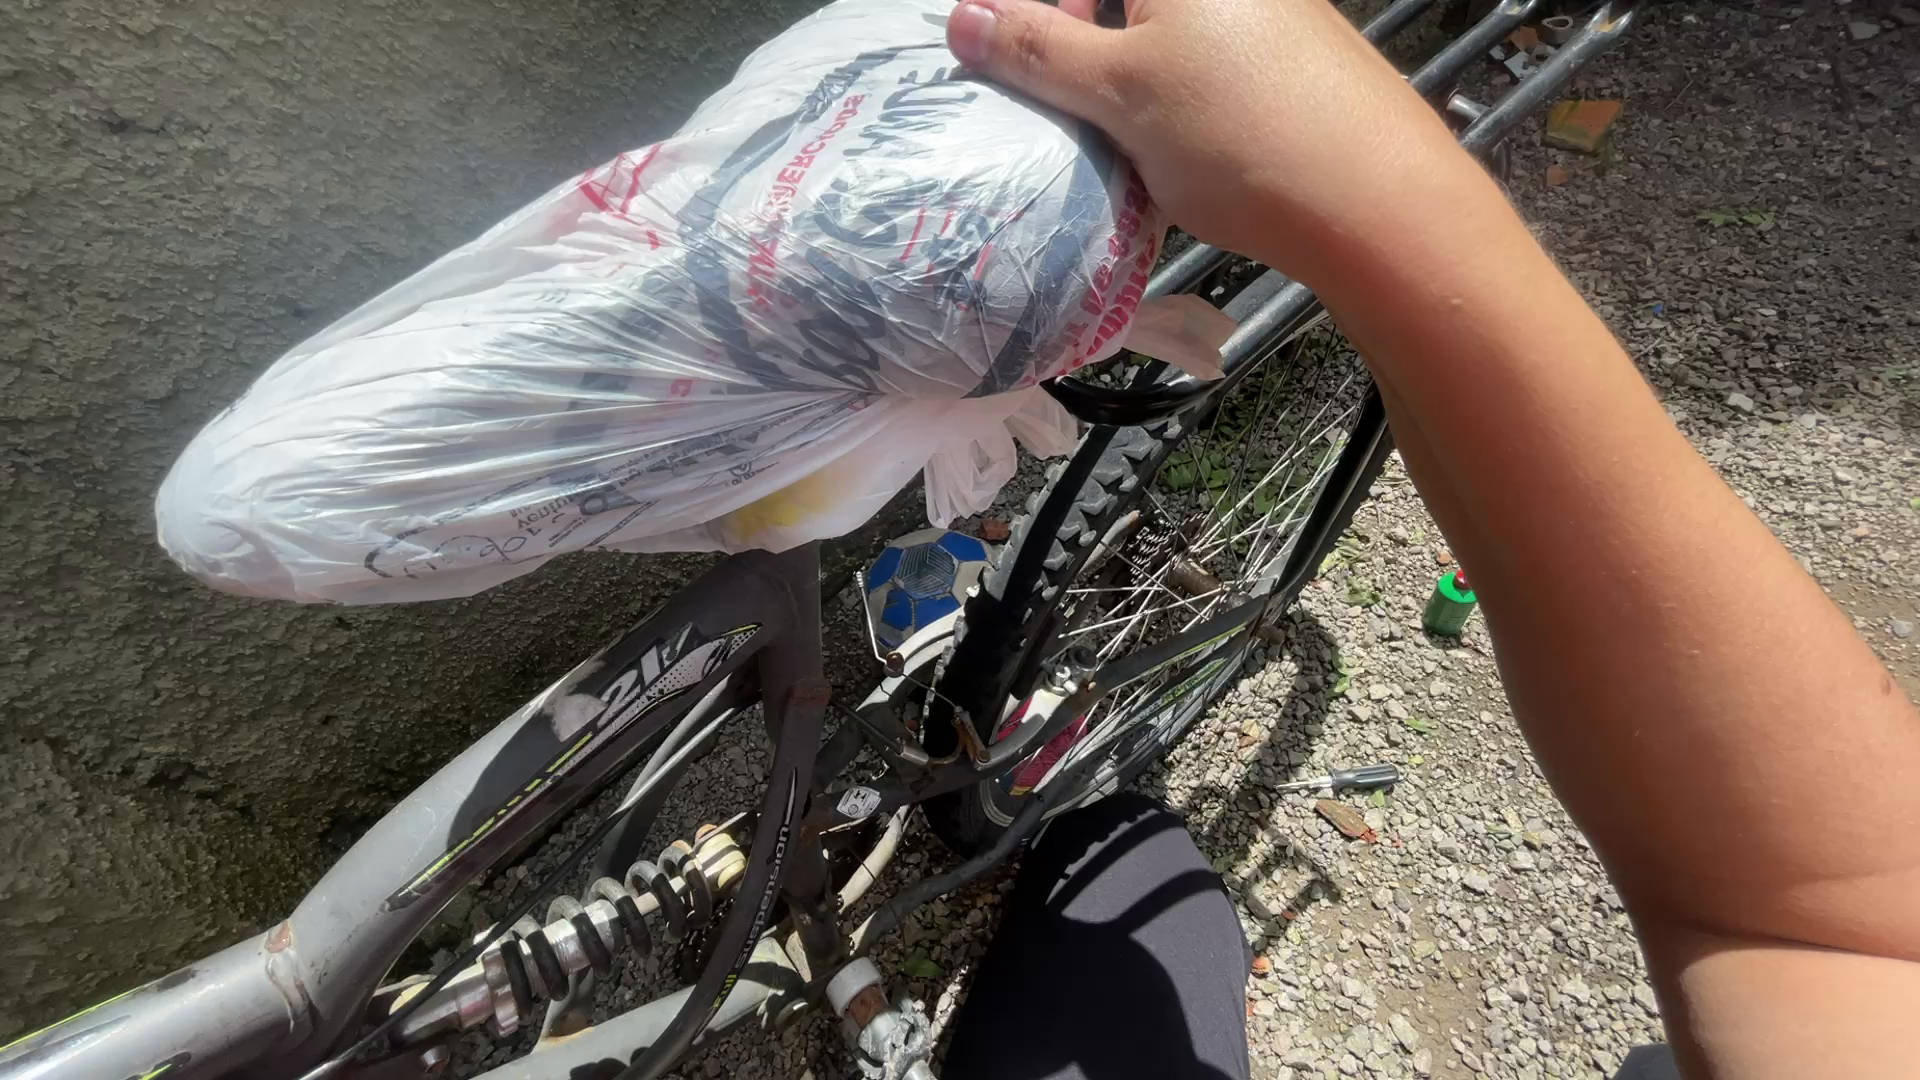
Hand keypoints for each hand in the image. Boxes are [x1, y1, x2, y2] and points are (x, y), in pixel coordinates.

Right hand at [945, 0, 1490, 290]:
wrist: (1361, 199)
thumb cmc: (1234, 133)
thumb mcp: (1122, 91)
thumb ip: (1039, 50)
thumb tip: (961, 18)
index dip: (1031, 15)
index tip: (1001, 58)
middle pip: (1115, 2)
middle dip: (1071, 42)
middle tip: (1049, 103)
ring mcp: (1252, 13)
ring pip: (1152, 35)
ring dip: (1111, 78)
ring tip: (1100, 135)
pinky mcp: (1270, 58)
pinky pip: (1189, 64)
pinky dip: (1156, 96)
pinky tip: (1155, 144)